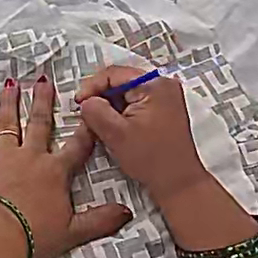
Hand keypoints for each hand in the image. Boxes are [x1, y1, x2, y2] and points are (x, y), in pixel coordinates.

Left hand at [0, 75, 133, 257]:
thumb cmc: (33, 236)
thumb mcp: (74, 231)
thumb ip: (101, 220)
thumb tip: (126, 213)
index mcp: (56, 172)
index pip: (77, 146)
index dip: (86, 128)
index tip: (90, 111)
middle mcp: (31, 158)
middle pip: (40, 124)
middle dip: (43, 102)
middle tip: (44, 82)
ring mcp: (3, 158)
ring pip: (8, 125)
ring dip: (10, 104)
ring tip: (12, 85)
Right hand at [73, 66, 212, 204]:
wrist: (178, 183)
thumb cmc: (152, 160)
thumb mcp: (115, 134)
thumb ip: (95, 111)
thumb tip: (86, 101)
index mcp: (154, 84)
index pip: (113, 73)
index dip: (91, 86)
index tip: (79, 103)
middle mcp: (163, 85)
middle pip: (121, 82)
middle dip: (101, 98)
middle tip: (87, 116)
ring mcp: (166, 98)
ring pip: (127, 94)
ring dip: (111, 107)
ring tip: (101, 126)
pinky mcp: (164, 111)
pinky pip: (136, 104)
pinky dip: (122, 114)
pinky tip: (116, 130)